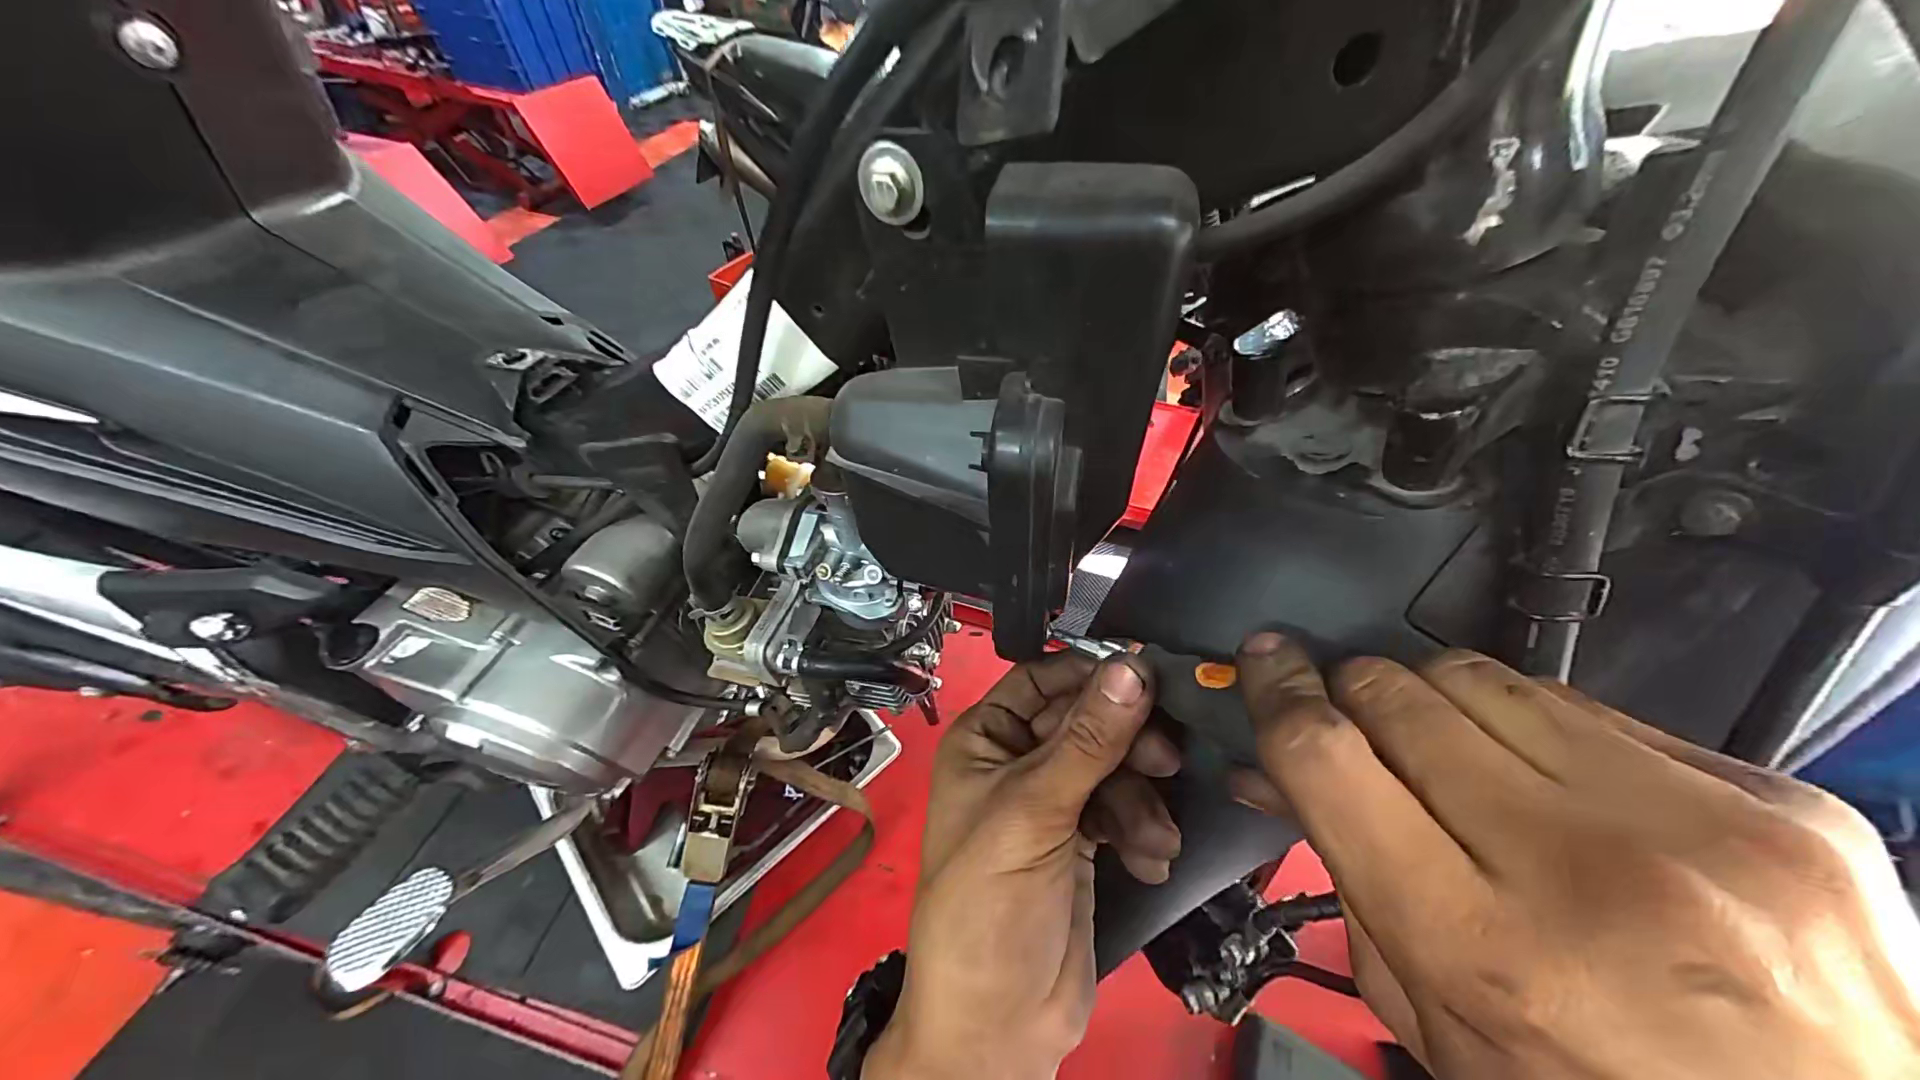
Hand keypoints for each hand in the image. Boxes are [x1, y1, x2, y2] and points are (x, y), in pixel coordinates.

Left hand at [866, 653, 1179, 1079]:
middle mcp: (1017, 761)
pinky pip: (1123, 809)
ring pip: (1113, 768)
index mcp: (985, 739)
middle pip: (1087, 722)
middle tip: (1165, 760)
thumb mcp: (1034, 811)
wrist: (998, 1023)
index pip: (1042, 680)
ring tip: (1152, 837)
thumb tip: (1131, 669)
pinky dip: (1141, 829)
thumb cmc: (989, 904)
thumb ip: (1088, 741)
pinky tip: (1148, 859)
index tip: (1146, 680)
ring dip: (1140, 798)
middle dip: (1126, 744)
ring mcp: (1052, 802)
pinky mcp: (1083, 839)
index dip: (1090, 677)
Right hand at [1228, 633, 1919, 1079]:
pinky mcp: (1776, 800)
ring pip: (1479, 676)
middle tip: (1347, 720)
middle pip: (1397, 695)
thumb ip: (1341, 873)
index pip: (1328, 755)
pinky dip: (1527, 726)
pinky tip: (1545, 779)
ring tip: (1442, 750)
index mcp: (1485, 947)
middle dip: (1349, 694)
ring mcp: (1699, 824)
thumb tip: (1269, 771)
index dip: (1276, 693)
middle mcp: (1589, 870)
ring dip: (1431, 700)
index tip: (1262, 663)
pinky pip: (1581, 705)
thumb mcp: (1428, 1011)